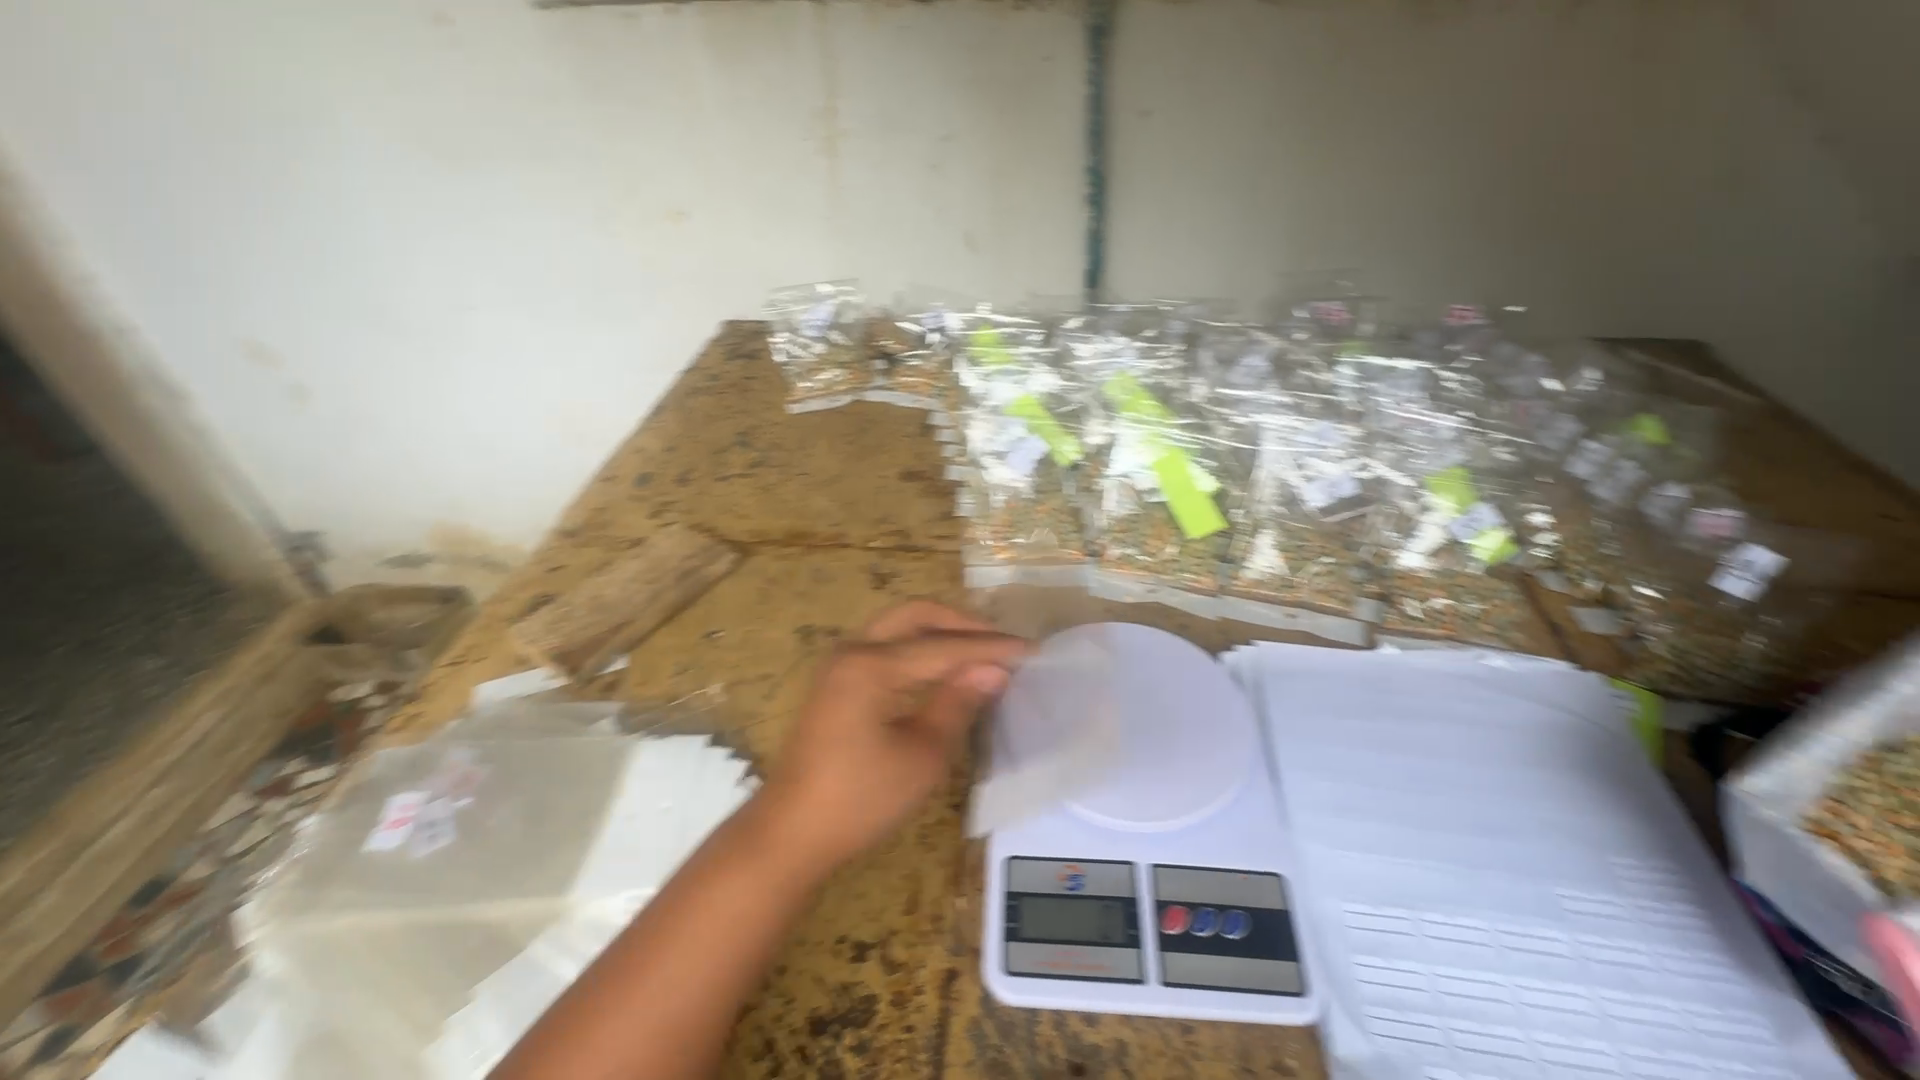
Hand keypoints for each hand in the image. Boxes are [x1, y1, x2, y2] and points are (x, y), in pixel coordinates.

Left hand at [756, 601, 1027, 872]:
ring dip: (940, 634)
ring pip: (898, 629)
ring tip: (981, 653)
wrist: (791, 833)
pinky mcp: (836, 684)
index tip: (1032, 651)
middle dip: (962, 625)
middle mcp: (851, 651)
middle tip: (1002, 644)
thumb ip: (957, 703)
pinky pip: (885, 648)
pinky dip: (918, 650)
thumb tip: (992, 670)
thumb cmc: (859, 800)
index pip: (943, 646)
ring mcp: (839, 666)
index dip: (990, 648)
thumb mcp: (921, 756)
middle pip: (916, 617)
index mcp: (870, 665)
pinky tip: (943, 671)